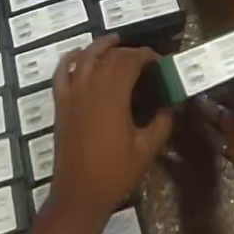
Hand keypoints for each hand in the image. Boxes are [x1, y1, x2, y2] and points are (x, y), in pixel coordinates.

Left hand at [48, 35, 172, 228]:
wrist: (80, 191)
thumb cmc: (115, 172)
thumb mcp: (146, 149)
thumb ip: (161, 123)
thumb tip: (173, 105)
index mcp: (113, 95)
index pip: (129, 61)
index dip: (145, 56)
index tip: (159, 60)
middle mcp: (90, 86)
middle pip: (108, 56)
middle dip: (127, 52)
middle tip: (144, 59)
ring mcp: (72, 92)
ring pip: (85, 57)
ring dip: (100, 46)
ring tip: (115, 42)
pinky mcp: (60, 101)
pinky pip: (61, 71)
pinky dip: (70, 58)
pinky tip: (78, 54)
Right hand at [197, 73, 233, 199]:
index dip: (224, 71)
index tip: (205, 60)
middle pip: (226, 95)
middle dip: (211, 86)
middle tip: (189, 75)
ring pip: (217, 111)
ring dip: (204, 103)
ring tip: (185, 92)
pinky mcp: (228, 142)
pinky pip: (213, 128)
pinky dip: (203, 121)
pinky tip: (190, 113)